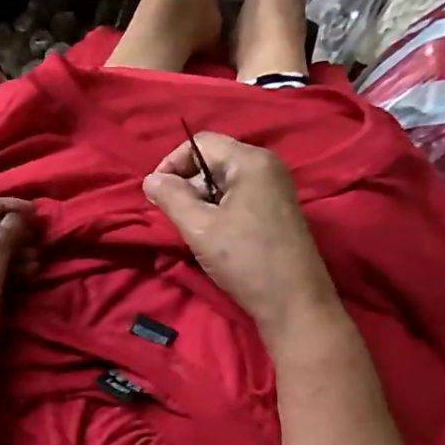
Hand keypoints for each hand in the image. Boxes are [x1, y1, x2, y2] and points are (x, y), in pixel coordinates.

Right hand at [143, 132, 340, 344]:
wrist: (293, 301)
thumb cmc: (245, 260)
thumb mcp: (200, 228)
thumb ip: (172, 198)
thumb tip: (150, 180)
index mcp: (251, 161)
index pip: (201, 143)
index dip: (172, 163)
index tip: (156, 194)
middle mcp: (267, 166)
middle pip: (214, 159)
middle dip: (187, 183)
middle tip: (173, 215)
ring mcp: (275, 188)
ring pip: (225, 180)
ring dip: (201, 199)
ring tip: (192, 228)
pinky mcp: (277, 209)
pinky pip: (239, 196)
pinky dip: (219, 209)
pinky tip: (214, 235)